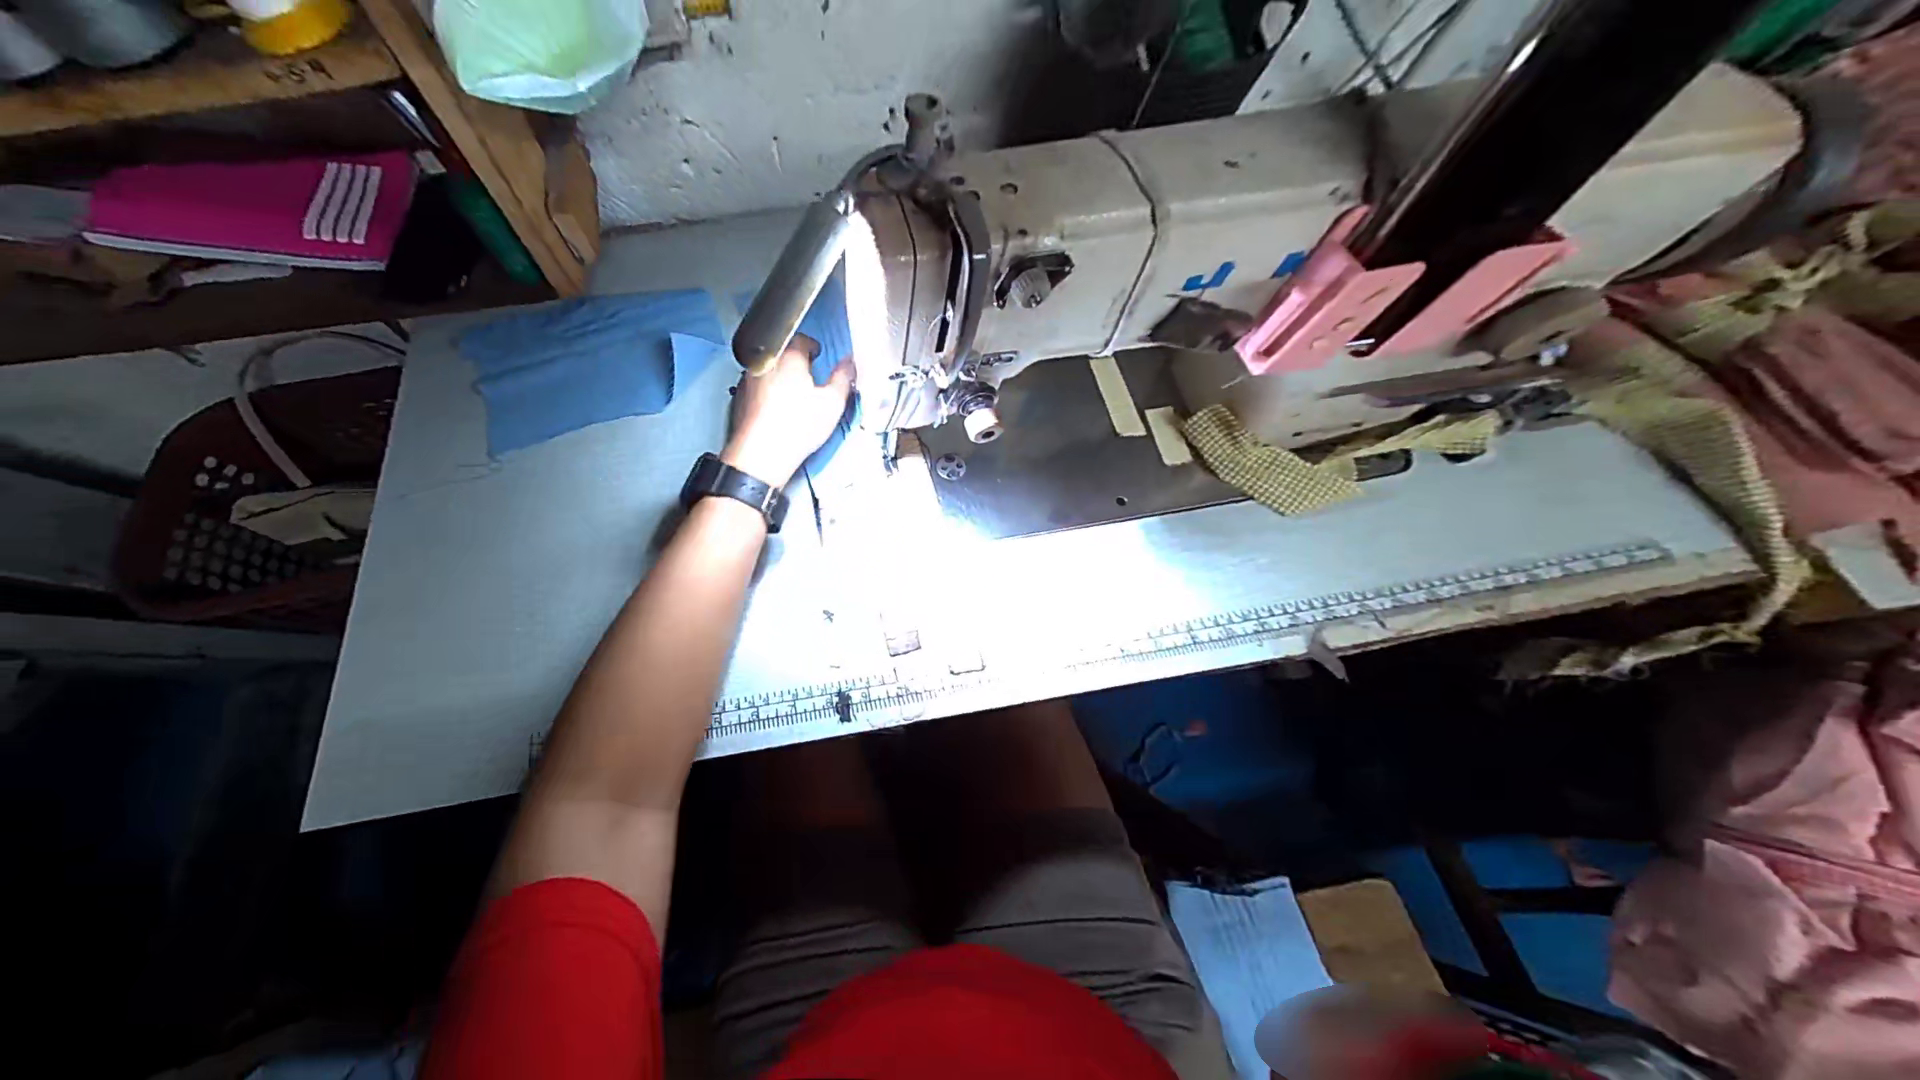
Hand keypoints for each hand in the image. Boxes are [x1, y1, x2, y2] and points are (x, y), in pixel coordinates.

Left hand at [722, 345, 852, 486]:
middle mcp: (766, 362)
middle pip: (784, 352)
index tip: (818, 356)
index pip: (802, 339)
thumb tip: (849, 364)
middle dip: (797, 361)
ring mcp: (749, 378)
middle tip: (811, 378)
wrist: (762, 454)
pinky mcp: (741, 396)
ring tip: (796, 396)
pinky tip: (780, 409)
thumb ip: (843, 377)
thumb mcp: (833, 403)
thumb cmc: (796, 428)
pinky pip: (759, 386)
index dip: (813, 348)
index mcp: (789, 356)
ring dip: (782, 375)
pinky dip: (769, 391)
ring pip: (770, 368)